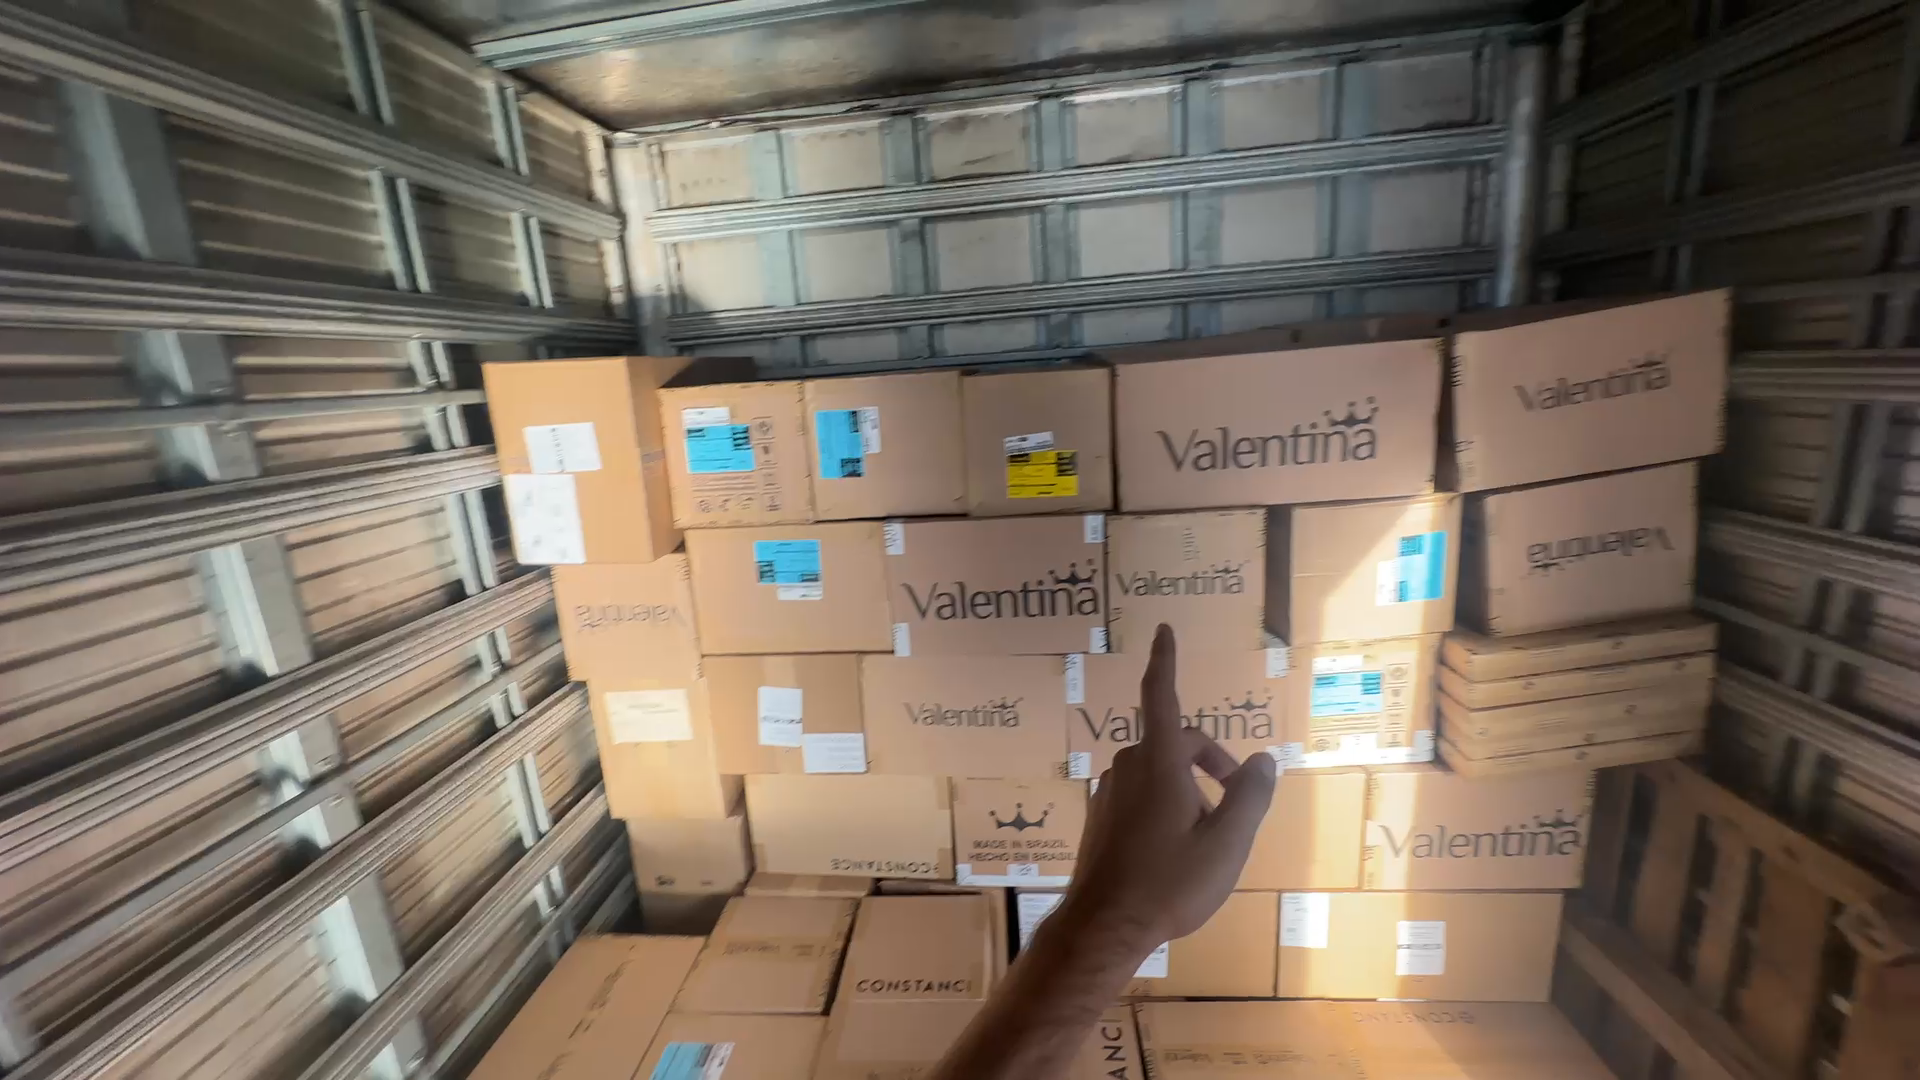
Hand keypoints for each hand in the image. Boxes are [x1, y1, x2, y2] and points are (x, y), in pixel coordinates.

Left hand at [1055, 624, 1276, 959]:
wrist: (1105, 923)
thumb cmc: (1170, 882)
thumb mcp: (1226, 843)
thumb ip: (1248, 796)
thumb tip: (1263, 759)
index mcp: (1158, 762)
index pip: (1161, 695)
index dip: (1164, 660)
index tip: (1163, 629)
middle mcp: (1129, 765)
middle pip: (1175, 739)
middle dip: (1211, 759)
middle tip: (1237, 798)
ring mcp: (1110, 788)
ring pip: (1159, 767)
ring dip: (1189, 784)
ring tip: (1209, 832)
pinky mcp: (1101, 810)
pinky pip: (1141, 789)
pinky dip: (1167, 800)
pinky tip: (1176, 844)